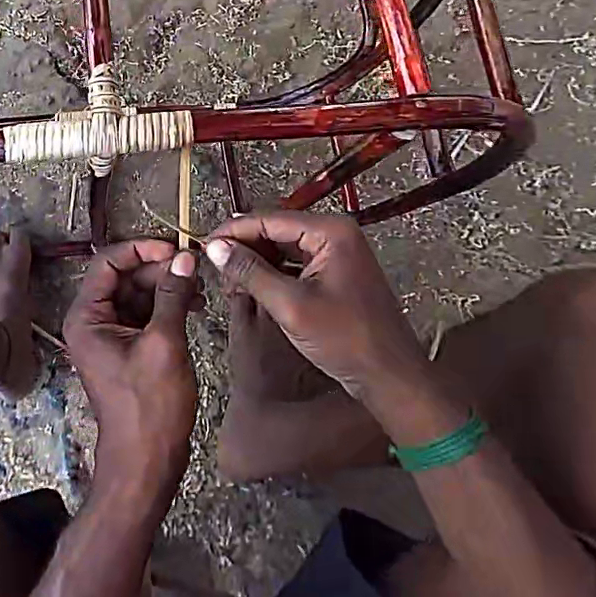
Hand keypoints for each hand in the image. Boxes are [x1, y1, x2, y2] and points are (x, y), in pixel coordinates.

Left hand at [63, 240, 201, 503]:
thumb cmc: (149, 406)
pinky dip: (169, 304)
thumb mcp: (163, 343)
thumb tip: (186, 258)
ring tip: (200, 289)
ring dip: (168, 285)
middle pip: (125, 275)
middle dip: (160, 269)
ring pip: (139, 292)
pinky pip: (147, 312)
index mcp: (87, 316)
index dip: (142, 249)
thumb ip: (173, 295)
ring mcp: (111, 334)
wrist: (147, 463)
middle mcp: (93, 320)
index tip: (176, 250)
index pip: (108, 262)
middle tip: (195, 270)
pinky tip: (195, 305)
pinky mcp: (129, 346)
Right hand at [205, 212, 429, 404]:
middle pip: (277, 231)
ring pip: (284, 248)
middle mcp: (336, 234)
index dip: (234, 231)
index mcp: (331, 231)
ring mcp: (337, 254)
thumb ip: (251, 273)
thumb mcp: (291, 305)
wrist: (390, 377)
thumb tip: (216, 248)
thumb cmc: (347, 340)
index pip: (270, 219)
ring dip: (257, 263)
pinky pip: (296, 264)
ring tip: (230, 282)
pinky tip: (252, 289)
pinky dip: (273, 275)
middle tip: (215, 267)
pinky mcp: (335, 274)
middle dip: (245, 248)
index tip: (205, 243)